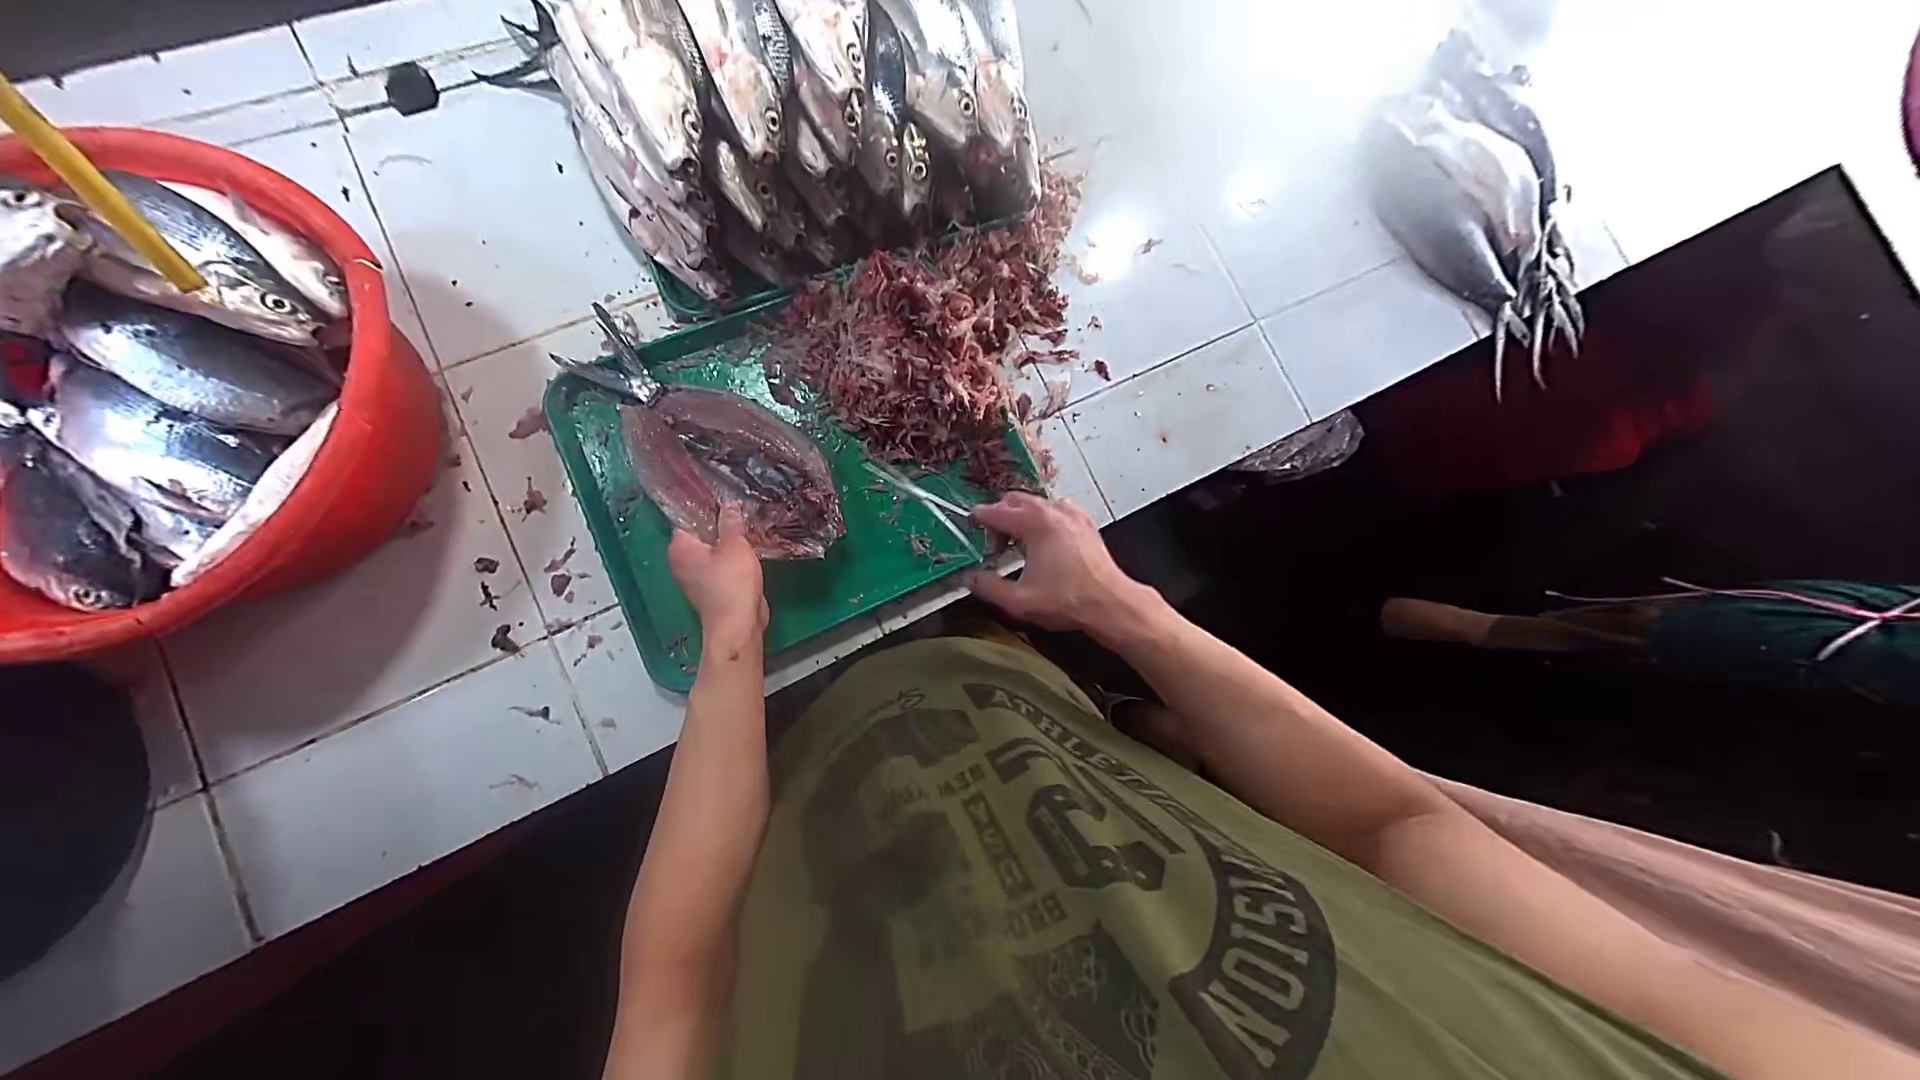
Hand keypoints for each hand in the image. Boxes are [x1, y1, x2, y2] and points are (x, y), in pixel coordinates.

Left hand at [668, 506, 767, 642]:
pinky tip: (750, 548)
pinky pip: (722, 565)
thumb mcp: (735, 545)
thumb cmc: (732, 583)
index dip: (706, 505)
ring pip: (713, 550)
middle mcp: (682, 561)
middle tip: (741, 508)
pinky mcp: (712, 588)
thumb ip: (731, 522)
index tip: (724, 496)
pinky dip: (733, 558)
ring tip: (748, 525)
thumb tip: (729, 505)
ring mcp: (697, 576)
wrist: (738, 624)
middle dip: (720, 523)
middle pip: (701, 534)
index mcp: (680, 548)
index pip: (687, 518)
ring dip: (729, 541)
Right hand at [964, 493, 1157, 636]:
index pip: (997, 511)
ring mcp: (1072, 515)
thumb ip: (987, 587)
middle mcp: (1054, 512)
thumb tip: (969, 579)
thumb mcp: (1019, 600)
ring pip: (1036, 502)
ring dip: (1021, 516)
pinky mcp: (1084, 524)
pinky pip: (1055, 509)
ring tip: (1016, 543)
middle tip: (993, 541)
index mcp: (1036, 524)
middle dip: (999, 516)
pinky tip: (1041, 541)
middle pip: (1015, 500)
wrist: (1110, 604)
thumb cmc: (1070, 601)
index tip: (970, 523)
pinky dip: (1043, 518)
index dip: (979, 517)